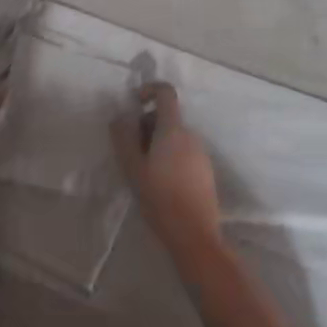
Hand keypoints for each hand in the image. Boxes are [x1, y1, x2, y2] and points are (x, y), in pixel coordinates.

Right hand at [109, 84, 222, 249]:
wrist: (195, 237)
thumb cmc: (160, 198)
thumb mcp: (132, 167)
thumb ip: (123, 137)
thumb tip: (120, 117)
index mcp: (173, 129)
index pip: (166, 92)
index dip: (149, 90)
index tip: (134, 104)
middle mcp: (191, 135)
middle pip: (167, 116)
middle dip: (147, 124)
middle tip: (132, 149)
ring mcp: (201, 154)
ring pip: (175, 135)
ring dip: (157, 142)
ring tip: (144, 169)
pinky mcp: (206, 171)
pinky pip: (184, 151)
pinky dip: (170, 155)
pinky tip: (161, 182)